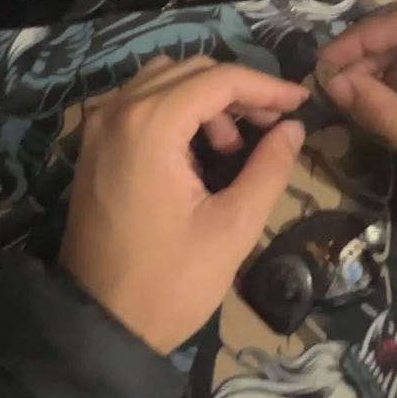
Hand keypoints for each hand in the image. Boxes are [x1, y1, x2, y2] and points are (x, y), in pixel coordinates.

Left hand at [59, 56, 308, 353]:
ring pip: (166, 80)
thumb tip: (293, 128)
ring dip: (207, 99)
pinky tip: (200, 151)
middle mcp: (118, 110)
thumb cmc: (169, 281)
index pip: (218, 80)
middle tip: (273, 126)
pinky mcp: (95, 142)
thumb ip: (269, 168)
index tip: (301, 101)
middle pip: (191, 71)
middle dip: (238, 92)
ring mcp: (100, 124)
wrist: (97, 326)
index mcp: (149, 125)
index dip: (266, 86)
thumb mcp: (233, 228)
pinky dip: (178, 110)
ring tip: (234, 147)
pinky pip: (143, 102)